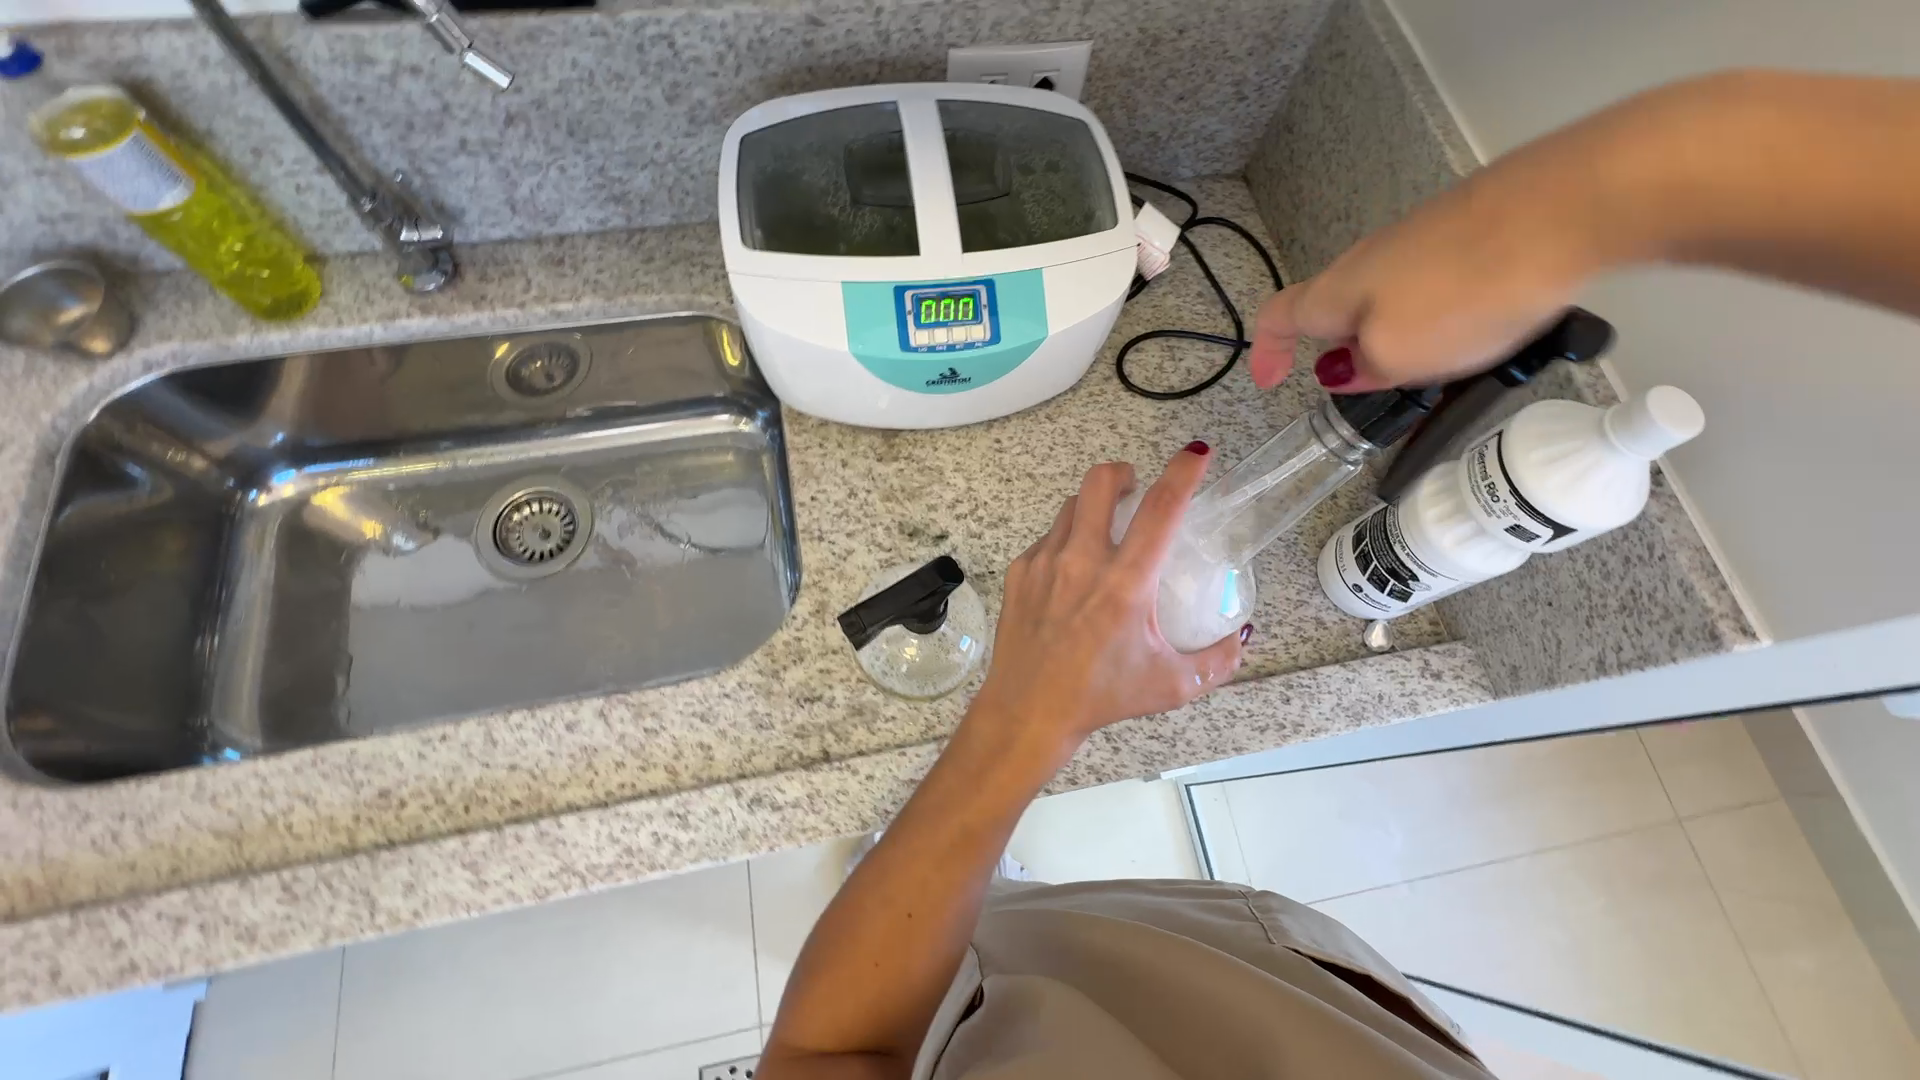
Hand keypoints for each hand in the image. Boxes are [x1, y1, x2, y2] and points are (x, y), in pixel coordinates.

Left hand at [967, 443, 1249, 763]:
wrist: (1028, 710)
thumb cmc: (1102, 697)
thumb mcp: (1171, 685)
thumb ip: (1218, 661)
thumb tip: (1242, 637)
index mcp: (1126, 583)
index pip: (1161, 508)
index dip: (1183, 473)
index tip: (1196, 452)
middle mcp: (1082, 561)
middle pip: (1101, 480)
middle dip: (1124, 473)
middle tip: (1135, 489)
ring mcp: (1045, 562)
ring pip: (1072, 505)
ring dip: (1094, 505)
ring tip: (1105, 531)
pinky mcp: (1020, 572)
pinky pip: (1048, 537)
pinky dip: (1066, 539)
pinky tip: (1072, 571)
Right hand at [1245, 76, 1686, 392]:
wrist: (1575, 202)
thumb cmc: (1468, 291)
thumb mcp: (1401, 357)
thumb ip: (1364, 370)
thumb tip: (1343, 368)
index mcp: (1339, 290)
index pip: (1279, 318)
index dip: (1267, 353)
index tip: (1270, 383)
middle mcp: (1370, 256)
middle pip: (1335, 305)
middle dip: (1341, 347)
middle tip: (1369, 384)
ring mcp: (1423, 234)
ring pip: (1387, 293)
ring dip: (1393, 330)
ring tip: (1436, 360)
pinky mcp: (1472, 223)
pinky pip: (1433, 278)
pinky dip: (1435, 309)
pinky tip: (1480, 320)